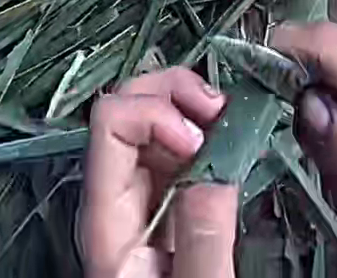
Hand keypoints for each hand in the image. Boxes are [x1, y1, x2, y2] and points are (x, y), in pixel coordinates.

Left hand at [80, 67, 239, 277]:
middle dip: (173, 92)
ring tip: (228, 116)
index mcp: (108, 219)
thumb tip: (213, 170)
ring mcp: (141, 191)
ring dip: (189, 100)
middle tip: (220, 111)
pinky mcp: (167, 194)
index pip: (109, 124)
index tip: (199, 139)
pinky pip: (176, 137)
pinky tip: (228, 134)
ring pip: (151, 111)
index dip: (153, 114)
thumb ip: (202, 244)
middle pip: (127, 104)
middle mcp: (118, 193)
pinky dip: (203, 121)